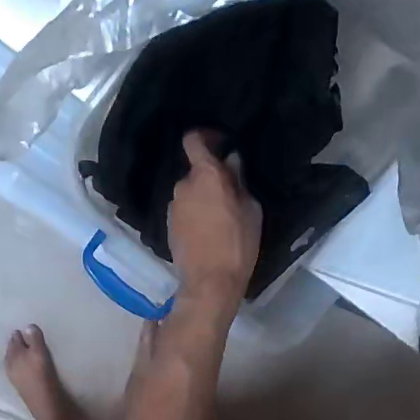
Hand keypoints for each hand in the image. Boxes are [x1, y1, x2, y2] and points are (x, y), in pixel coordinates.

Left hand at [167, 131, 261, 304]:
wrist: (210, 283)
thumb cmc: (237, 244)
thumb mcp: (251, 210)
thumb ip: (240, 182)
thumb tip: (232, 161)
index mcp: (205, 176)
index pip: (194, 140)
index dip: (206, 137)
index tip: (222, 144)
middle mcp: (183, 186)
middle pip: (195, 171)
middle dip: (211, 177)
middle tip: (231, 193)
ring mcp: (172, 207)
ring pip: (190, 193)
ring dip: (203, 198)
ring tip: (221, 217)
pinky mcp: (168, 227)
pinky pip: (184, 211)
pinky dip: (195, 214)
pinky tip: (209, 232)